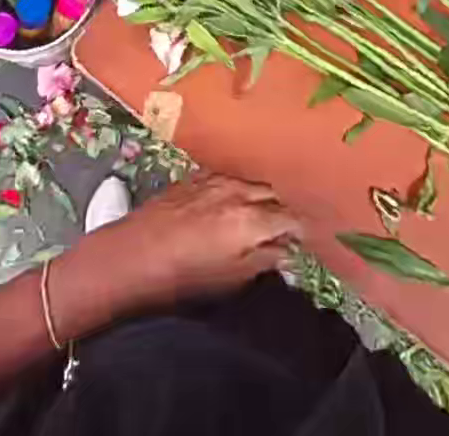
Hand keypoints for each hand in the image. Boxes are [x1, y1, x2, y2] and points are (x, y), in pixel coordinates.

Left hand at [46, 174, 300, 338]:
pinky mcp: (198, 174)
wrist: (134, 253)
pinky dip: (244, 179)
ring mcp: (216, 178)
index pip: (292, 216)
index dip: (305, 226)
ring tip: (276, 200)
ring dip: (268, 186)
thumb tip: (288, 248)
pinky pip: (232, 171)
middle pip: (277, 190)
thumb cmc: (185, 275)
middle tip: (300, 215)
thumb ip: (265, 258)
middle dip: (290, 201)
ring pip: (255, 176)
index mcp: (251, 219)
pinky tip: (244, 188)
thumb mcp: (232, 277)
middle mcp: (238, 190)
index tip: (313, 232)